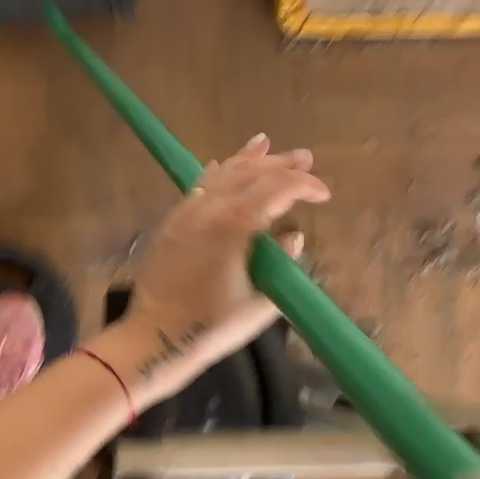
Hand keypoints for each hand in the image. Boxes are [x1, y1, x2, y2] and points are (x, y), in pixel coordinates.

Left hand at [130, 133, 327, 340]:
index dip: (303, 185)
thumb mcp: (262, 300)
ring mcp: (182, 217)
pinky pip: (195, 191)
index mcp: (232, 226)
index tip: (324, 194)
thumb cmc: (213, 325)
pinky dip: (213, 176)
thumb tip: (291, 236)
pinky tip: (220, 166)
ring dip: (244, 160)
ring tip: (263, 143)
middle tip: (304, 157)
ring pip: (217, 177)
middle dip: (278, 165)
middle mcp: (205, 212)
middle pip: (246, 175)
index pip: (274, 189)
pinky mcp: (168, 227)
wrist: (156, 335)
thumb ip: (282, 262)